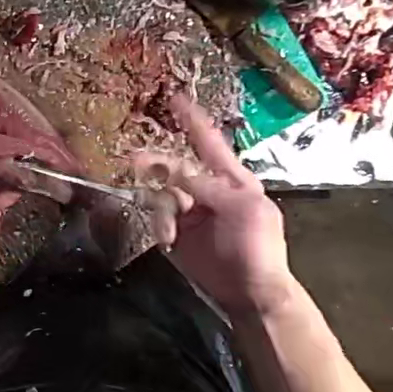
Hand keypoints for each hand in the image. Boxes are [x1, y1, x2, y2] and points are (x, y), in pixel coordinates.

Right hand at [133, 95, 296, 315]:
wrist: (249, 293)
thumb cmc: (257, 248)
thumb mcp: (242, 210)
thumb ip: (208, 187)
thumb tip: (177, 173)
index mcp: (232, 180)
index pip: (209, 143)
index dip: (192, 121)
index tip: (175, 98)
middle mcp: (208, 190)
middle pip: (176, 168)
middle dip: (157, 166)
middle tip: (135, 163)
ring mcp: (192, 212)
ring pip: (163, 194)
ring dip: (162, 212)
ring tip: (169, 234)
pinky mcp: (177, 233)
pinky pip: (159, 218)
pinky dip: (160, 226)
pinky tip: (168, 241)